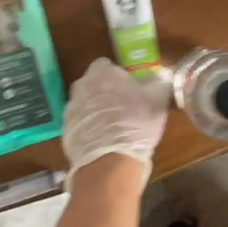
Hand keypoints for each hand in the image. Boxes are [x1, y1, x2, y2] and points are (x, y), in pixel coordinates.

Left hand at [61, 59, 169, 184]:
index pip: (106, 65)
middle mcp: (82, 86)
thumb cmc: (136, 123)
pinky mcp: (66, 131)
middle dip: (104, 93)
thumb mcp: (158, 100)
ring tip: (112, 129)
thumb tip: (161, 77)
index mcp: (102, 73)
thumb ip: (158, 84)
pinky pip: (79, 125)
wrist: (110, 160)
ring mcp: (71, 109)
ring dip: (95, 112)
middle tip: (122, 109)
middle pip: (93, 84)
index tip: (128, 90)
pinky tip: (102, 142)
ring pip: (84, 104)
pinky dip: (89, 130)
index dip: (118, 76)